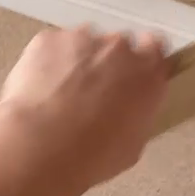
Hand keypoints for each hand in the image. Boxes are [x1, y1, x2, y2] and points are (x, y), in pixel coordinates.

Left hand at [0, 26, 168, 185]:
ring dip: (78, 61)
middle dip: (107, 64)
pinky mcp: (48, 39)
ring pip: (84, 43)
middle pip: (118, 46)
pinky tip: (39, 89)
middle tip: (91, 93)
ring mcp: (83, 38)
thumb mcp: (133, 145)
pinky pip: (52, 46)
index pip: (155, 48)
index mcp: (148, 74)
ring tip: (60, 93)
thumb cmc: (93, 157)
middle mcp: (121, 48)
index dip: (141, 61)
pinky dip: (47, 62)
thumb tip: (130, 109)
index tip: (130, 77)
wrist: (43, 147)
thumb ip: (138, 114)